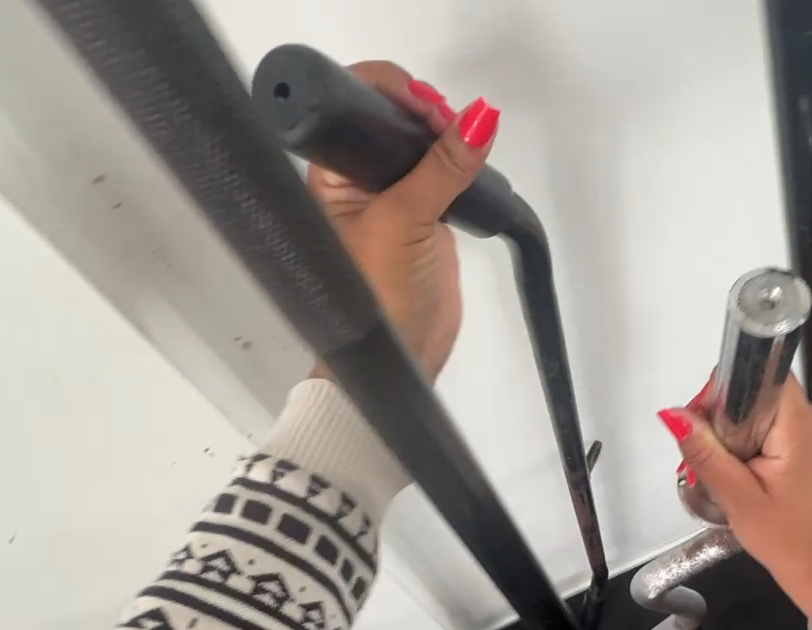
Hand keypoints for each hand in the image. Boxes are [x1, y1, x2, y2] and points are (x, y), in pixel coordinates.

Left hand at [306, 62, 499, 384]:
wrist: (406, 354)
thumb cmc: (379, 297)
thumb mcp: (404, 223)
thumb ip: (442, 170)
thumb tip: (480, 120)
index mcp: (331, 174)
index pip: (351, 106)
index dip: (387, 92)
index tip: (426, 108)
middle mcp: (358, 178)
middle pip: (390, 117)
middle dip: (422, 110)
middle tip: (447, 124)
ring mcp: (394, 196)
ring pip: (420, 145)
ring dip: (445, 136)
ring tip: (464, 145)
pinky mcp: (425, 216)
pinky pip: (443, 175)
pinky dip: (460, 164)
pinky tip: (472, 160)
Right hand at [661, 378, 811, 623]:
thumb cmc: (790, 540)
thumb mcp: (736, 497)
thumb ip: (704, 453)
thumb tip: (674, 416)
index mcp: (798, 424)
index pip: (757, 373)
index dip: (723, 391)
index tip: (704, 425)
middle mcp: (809, 418)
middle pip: (751, 392)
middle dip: (720, 421)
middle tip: (709, 462)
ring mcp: (809, 432)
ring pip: (755, 411)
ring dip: (730, 437)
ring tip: (726, 475)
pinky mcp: (804, 446)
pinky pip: (766, 429)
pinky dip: (745, 448)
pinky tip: (740, 477)